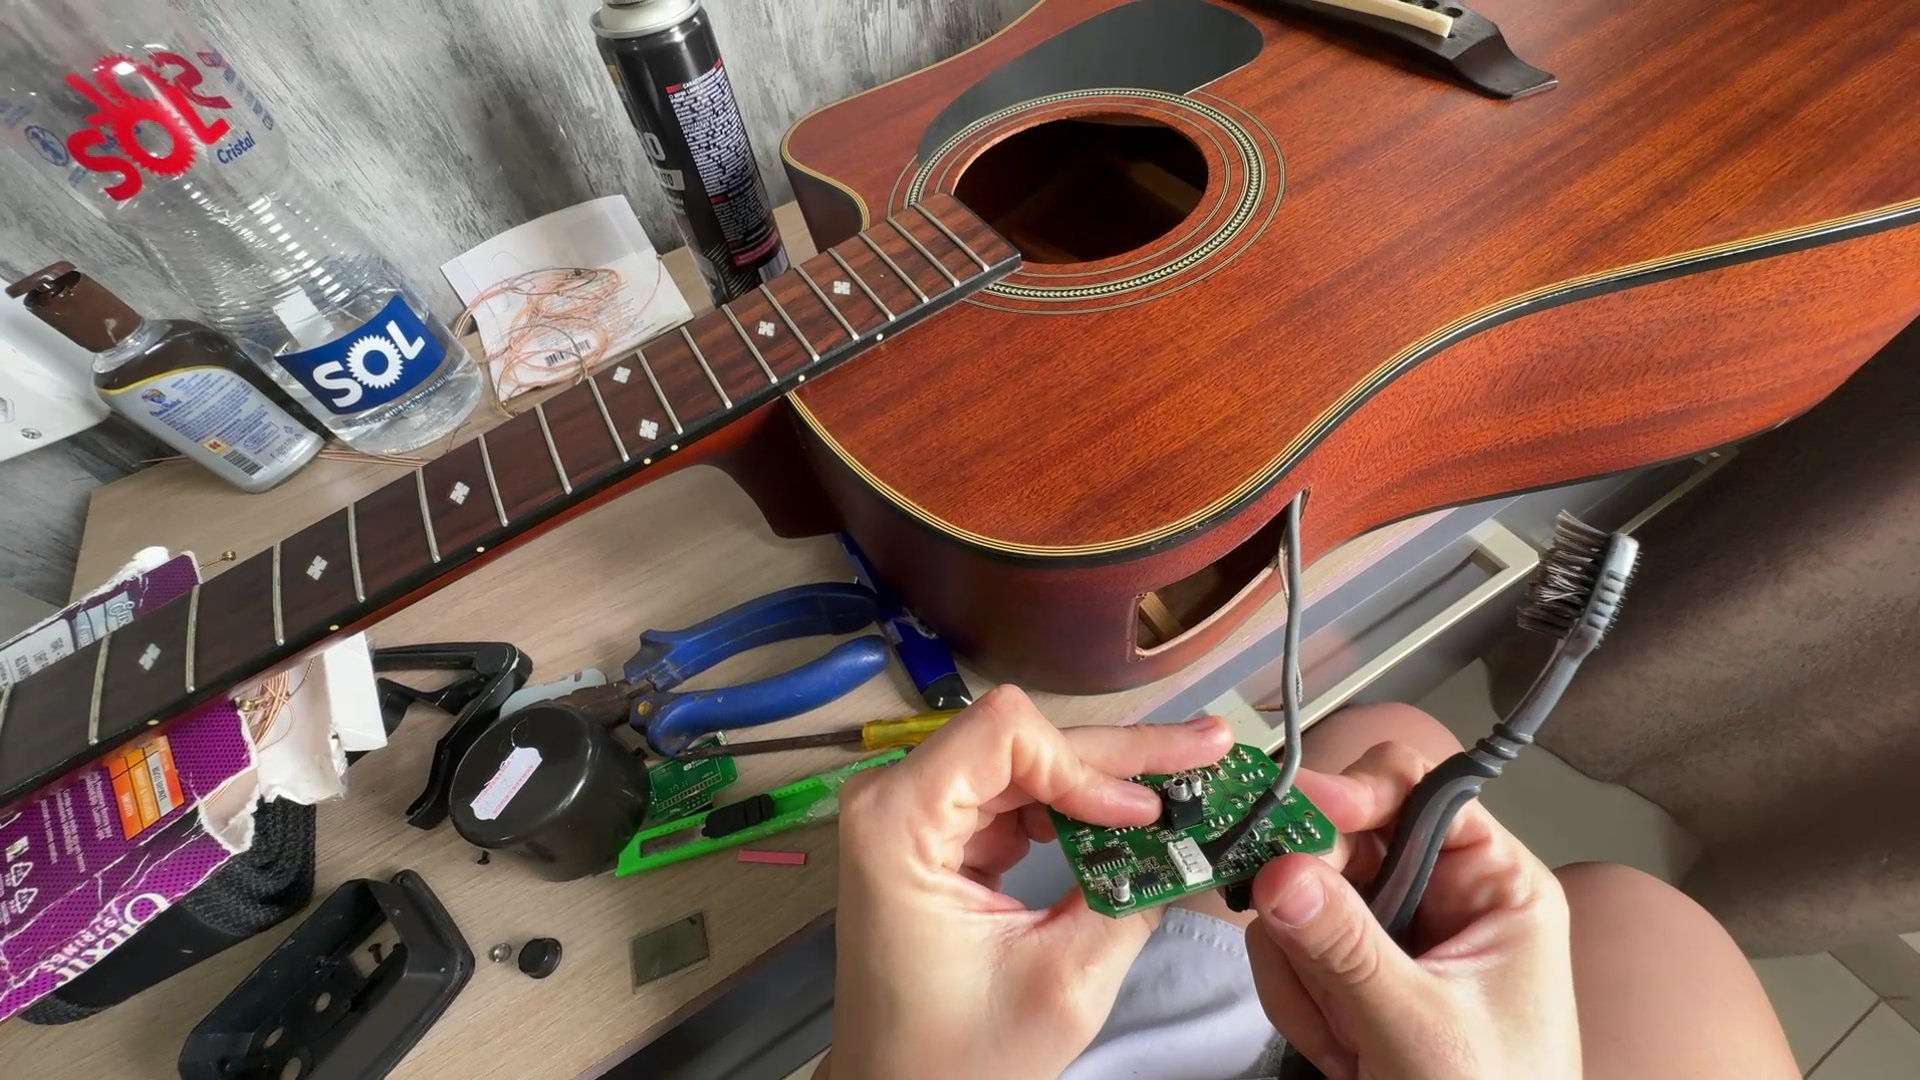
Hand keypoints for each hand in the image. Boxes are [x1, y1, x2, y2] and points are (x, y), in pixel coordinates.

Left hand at [825, 686, 1233, 1079]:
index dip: (1080, 762)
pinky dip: (1075, 803)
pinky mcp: (941, 821)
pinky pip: (1018, 789)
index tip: (1139, 812)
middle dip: (1118, 753)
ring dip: (1103, 776)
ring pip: (1028, 758)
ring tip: (1175, 783)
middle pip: (1020, 739)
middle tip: (1205, 744)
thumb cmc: (956, 1054)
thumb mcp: (1061, 985)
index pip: (1001, 733)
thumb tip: (1185, 835)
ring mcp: (918, 803)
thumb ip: (1127, 896)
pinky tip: (1124, 815)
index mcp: (897, 821)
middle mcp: (897, 793)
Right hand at [1246, 743, 1581, 1079]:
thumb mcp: (1424, 1032)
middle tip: (1308, 957)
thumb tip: (1276, 871)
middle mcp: (1429, 884)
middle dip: (1316, 907)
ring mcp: (1378, 918)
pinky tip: (1334, 1045)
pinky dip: (1291, 990)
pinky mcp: (1339, 950)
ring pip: (1294, 886)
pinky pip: (1280, 932)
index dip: (1354, 789)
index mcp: (1489, 881)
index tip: (1295, 813)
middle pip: (1335, 836)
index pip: (1412, 786)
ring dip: (1302, 965)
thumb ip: (1348, 950)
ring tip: (1345, 1039)